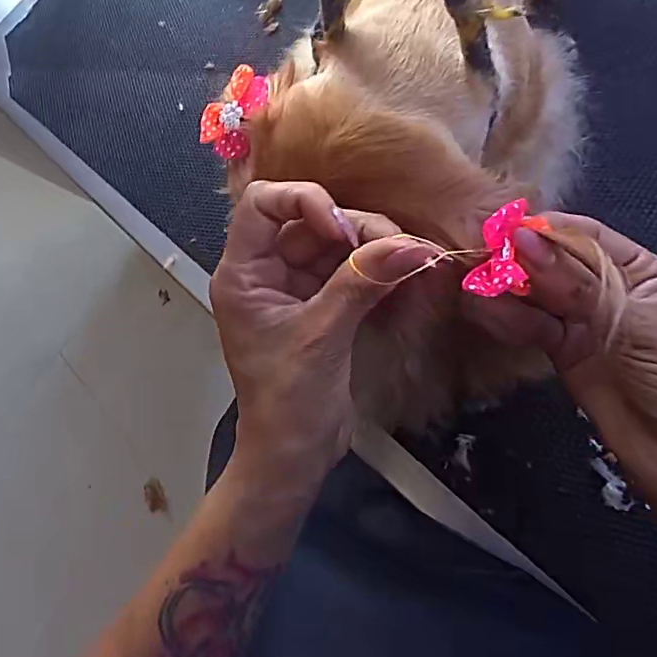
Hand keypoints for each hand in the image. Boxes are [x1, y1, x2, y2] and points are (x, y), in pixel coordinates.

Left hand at [210, 181, 438, 492]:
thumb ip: (361, 285)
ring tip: (413, 258)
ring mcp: (293, 285)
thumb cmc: (287, 404)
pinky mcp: (320, 301)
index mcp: (243, 273)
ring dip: (373, 245)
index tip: (341, 228)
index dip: (303, 200)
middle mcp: (265, 270)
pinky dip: (375, 267)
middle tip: (400, 247)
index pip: (261, 204)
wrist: (293, 456)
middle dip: (355, 227)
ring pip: (334, 242)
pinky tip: (404, 270)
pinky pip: (348, 268)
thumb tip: (409, 247)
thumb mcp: (322, 338)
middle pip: (309, 220)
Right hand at [464, 213, 656, 510]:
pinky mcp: (561, 352)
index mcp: (637, 270)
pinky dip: (507, 318)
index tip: (499, 228)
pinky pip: (527, 324)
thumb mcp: (638, 321)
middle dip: (517, 258)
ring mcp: (581, 321)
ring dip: (506, 289)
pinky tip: (492, 315)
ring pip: (532, 291)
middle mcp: (605, 289)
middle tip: (481, 261)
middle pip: (550, 260)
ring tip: (483, 292)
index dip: (541, 228)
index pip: (581, 234)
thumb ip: (576, 280)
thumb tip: (522, 237)